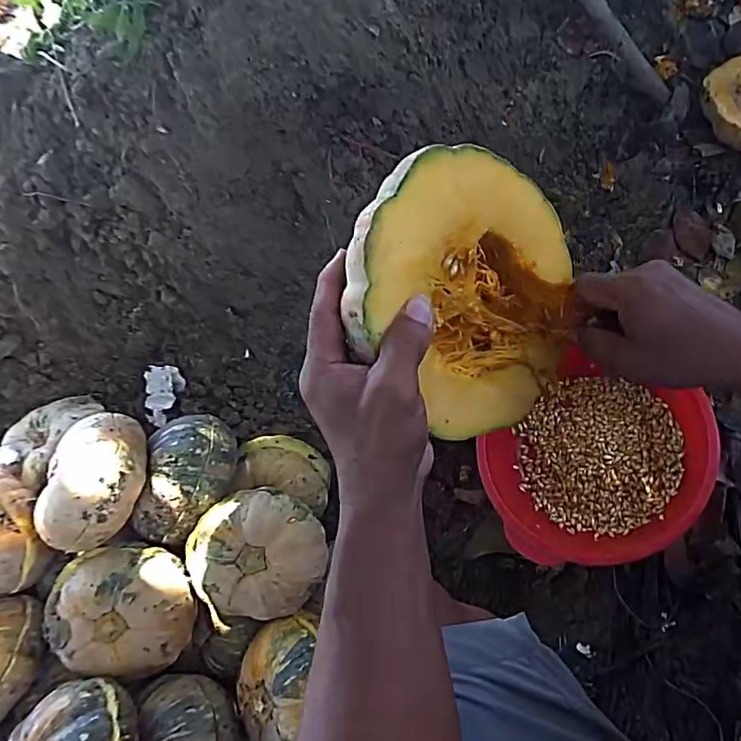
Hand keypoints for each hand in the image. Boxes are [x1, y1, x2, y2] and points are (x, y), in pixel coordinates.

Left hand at [300, 251, 434, 510]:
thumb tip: (418, 302)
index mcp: (321, 367)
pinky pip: (380, 360)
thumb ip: (403, 343)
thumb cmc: (381, 443)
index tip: (354, 248)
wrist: (386, 491)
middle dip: (363, 293)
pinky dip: (396, 343)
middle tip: (389, 265)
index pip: (323, 309)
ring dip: (383, 319)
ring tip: (408, 291)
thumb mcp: (393, 388)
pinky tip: (419, 332)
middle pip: (341, 321)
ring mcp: (349, 387)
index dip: (336, 276)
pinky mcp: (369, 398)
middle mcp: (329, 373)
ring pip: (363, 341)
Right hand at [574, 261, 740, 388]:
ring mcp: (666, 273)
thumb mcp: (629, 361)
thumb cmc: (683, 358)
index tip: (583, 337)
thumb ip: (593, 345)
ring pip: (626, 292)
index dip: (575, 311)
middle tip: (611, 349)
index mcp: (628, 287)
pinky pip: (646, 293)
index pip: (583, 286)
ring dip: (622, 317)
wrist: (739, 350)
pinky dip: (641, 313)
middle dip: (600, 317)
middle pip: (605, 288)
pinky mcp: (681, 282)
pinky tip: (657, 338)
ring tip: (637, 347)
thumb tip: (576, 334)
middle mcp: (645, 271)